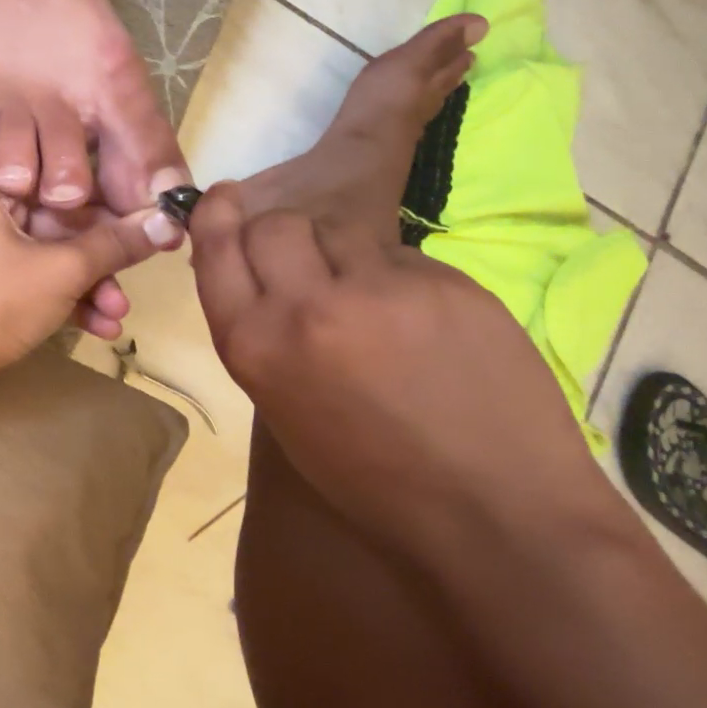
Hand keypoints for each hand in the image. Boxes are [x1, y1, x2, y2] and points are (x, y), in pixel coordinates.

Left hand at [0, 177, 166, 386]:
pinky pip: (42, 282)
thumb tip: (167, 218)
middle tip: (143, 272)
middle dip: (105, 257)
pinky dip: (70, 302)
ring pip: (56, 257)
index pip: (63, 180)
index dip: (112, 201)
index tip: (153, 216)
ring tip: (118, 314)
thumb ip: (115, 244)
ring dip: (92, 285)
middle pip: (64, 222)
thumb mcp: (63, 270)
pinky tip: (103, 328)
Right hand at [188, 185, 596, 541]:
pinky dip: (394, 274)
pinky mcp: (445, 284)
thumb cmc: (368, 476)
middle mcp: (304, 308)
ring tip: (366, 294)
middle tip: (304, 261)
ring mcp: (378, 291)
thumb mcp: (280, 406)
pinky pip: (398, 255)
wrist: (490, 510)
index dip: (216, 215)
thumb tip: (263, 282)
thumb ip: (261, 335)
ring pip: (338, 228)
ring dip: (339, 249)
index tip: (225, 197)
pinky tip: (417, 318)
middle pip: (275, 224)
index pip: (216, 250)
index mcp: (253, 346)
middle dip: (281, 233)